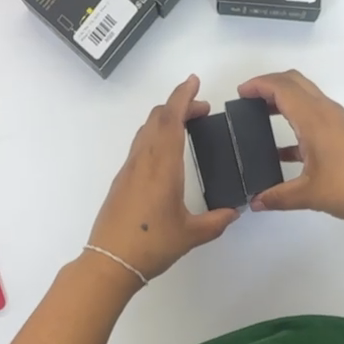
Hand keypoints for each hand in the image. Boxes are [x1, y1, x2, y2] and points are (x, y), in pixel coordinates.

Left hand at [84, 75, 238, 282]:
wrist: (111, 261)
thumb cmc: (152, 246)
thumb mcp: (191, 235)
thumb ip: (216, 221)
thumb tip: (232, 212)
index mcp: (163, 167)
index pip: (172, 119)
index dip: (183, 96)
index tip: (194, 82)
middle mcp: (143, 161)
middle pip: (157, 118)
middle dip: (178, 106)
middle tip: (200, 109)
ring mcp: (129, 170)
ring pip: (146, 131)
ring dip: (165, 120)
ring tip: (185, 127)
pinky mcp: (121, 182)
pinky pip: (139, 147)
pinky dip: (155, 137)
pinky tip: (166, 153)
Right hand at [236, 70, 343, 227]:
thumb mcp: (308, 195)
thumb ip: (278, 197)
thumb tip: (256, 202)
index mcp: (314, 119)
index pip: (282, 87)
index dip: (258, 85)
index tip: (241, 92)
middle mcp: (327, 113)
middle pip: (295, 82)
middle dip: (270, 85)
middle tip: (250, 99)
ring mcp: (339, 122)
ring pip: (307, 98)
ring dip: (284, 102)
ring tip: (263, 119)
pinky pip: (316, 117)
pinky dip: (298, 122)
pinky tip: (286, 151)